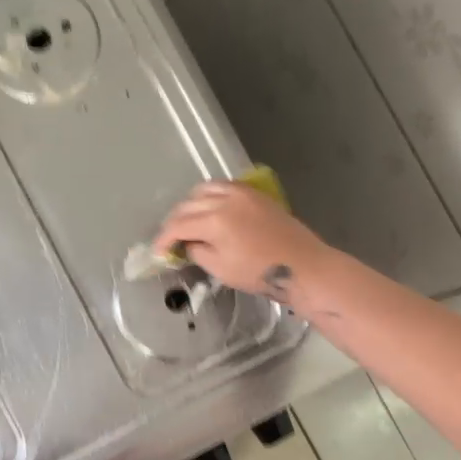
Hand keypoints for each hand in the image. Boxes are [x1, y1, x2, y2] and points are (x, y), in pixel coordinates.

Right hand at [154, 180, 332, 301]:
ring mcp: (242, 192)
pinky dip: (210, 197)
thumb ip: (197, 252)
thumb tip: (186, 245)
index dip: (163, 239)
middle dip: (175, 222)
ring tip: (189, 222)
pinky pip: (224, 187)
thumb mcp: (220, 269)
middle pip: (188, 205)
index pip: (178, 225)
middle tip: (171, 240)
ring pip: (205, 190)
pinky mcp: (255, 194)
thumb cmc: (259, 272)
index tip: (158, 252)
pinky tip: (211, 211)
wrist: (301, 266)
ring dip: (191, 205)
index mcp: (214, 220)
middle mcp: (225, 199)